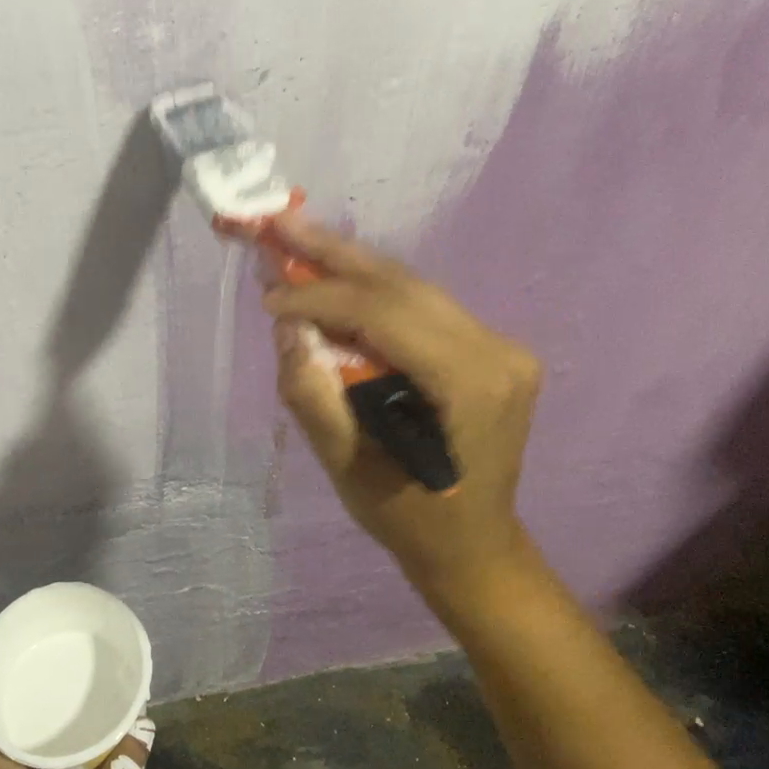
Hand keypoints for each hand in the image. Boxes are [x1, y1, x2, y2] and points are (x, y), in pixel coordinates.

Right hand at [262, 214, 542, 597]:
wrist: (474, 546)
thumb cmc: (408, 516)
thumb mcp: (347, 465)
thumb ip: (313, 393)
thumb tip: (288, 325)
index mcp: (470, 382)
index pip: (384, 313)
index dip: (320, 296)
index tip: (267, 296)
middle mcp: (497, 351)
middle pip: (402, 285)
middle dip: (333, 254)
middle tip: (278, 223)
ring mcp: (501, 346)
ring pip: (412, 287)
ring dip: (349, 264)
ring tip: (296, 237)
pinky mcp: (491, 349)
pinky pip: (420, 306)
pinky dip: (371, 290)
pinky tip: (333, 276)